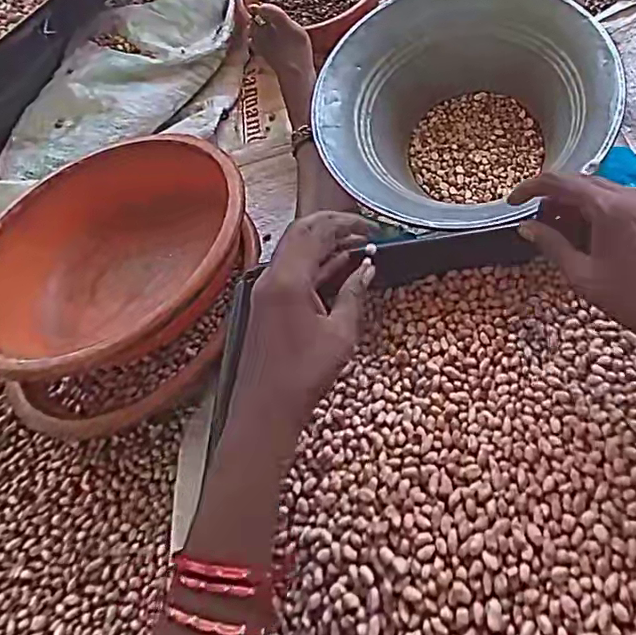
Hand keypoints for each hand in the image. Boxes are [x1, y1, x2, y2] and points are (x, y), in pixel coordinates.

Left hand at [234, 212, 376, 431]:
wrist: (265, 410)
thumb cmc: (304, 375)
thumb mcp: (340, 333)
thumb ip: (354, 293)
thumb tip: (367, 267)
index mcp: (288, 280)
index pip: (315, 231)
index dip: (345, 224)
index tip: (371, 226)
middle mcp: (271, 277)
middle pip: (302, 233)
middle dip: (334, 226)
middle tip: (364, 230)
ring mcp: (266, 289)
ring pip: (296, 250)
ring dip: (326, 243)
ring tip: (359, 247)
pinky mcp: (268, 303)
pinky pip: (293, 270)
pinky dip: (316, 263)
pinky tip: (341, 268)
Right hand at [508, 173, 635, 396]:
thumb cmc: (634, 301)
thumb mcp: (582, 276)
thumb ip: (551, 245)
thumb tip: (526, 227)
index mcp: (609, 207)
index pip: (559, 182)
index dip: (530, 188)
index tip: (513, 201)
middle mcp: (629, 195)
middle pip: (580, 182)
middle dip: (553, 198)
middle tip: (536, 222)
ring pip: (599, 190)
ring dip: (574, 204)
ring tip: (559, 233)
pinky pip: (617, 200)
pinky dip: (596, 210)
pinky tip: (587, 235)